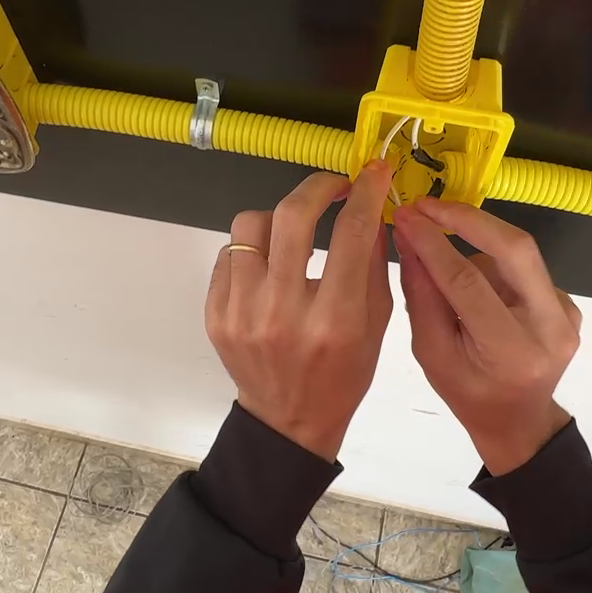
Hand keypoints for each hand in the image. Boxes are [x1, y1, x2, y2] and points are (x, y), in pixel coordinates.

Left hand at [204, 163, 396, 460]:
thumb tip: (370, 208)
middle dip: (318, 186)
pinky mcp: (215, 314)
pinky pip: (229, 254)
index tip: (374, 172)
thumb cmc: (342, 375)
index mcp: (334, 320)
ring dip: (280, 218)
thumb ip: (374, 264)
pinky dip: (254, 249)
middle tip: (334, 186)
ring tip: (295, 234)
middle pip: (292, 216)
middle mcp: (283, 313)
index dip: (366, 192)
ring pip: (250, 225)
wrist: (288, 420)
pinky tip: (270, 266)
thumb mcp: (376, 325)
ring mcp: (241, 313)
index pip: (350, 234)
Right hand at [391, 198, 582, 474]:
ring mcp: (567, 312)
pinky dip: (491, 268)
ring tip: (448, 277)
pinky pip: (521, 269)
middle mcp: (552, 326)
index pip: (468, 282)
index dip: (435, 244)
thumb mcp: (430, 353)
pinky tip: (478, 293)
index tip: (407, 217)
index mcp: (512, 351)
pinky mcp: (568, 301)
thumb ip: (421, 295)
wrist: (519, 421)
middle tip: (428, 206)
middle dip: (468, 219)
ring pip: (515, 256)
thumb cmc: (467, 395)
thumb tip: (410, 237)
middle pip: (515, 248)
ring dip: (474, 252)